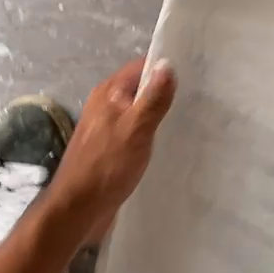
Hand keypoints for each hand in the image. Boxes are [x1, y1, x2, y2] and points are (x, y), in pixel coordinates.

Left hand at [48, 57, 176, 246]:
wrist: (77, 209)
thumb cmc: (106, 166)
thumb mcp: (136, 129)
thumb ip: (153, 97)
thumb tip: (167, 62)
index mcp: (108, 93)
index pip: (140, 67)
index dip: (164, 68)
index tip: (193, 76)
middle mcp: (105, 105)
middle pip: (139, 89)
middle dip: (164, 94)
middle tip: (196, 101)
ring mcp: (106, 128)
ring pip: (137, 112)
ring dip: (157, 117)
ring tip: (187, 122)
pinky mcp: (109, 149)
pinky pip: (134, 133)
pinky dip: (149, 135)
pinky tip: (167, 146)